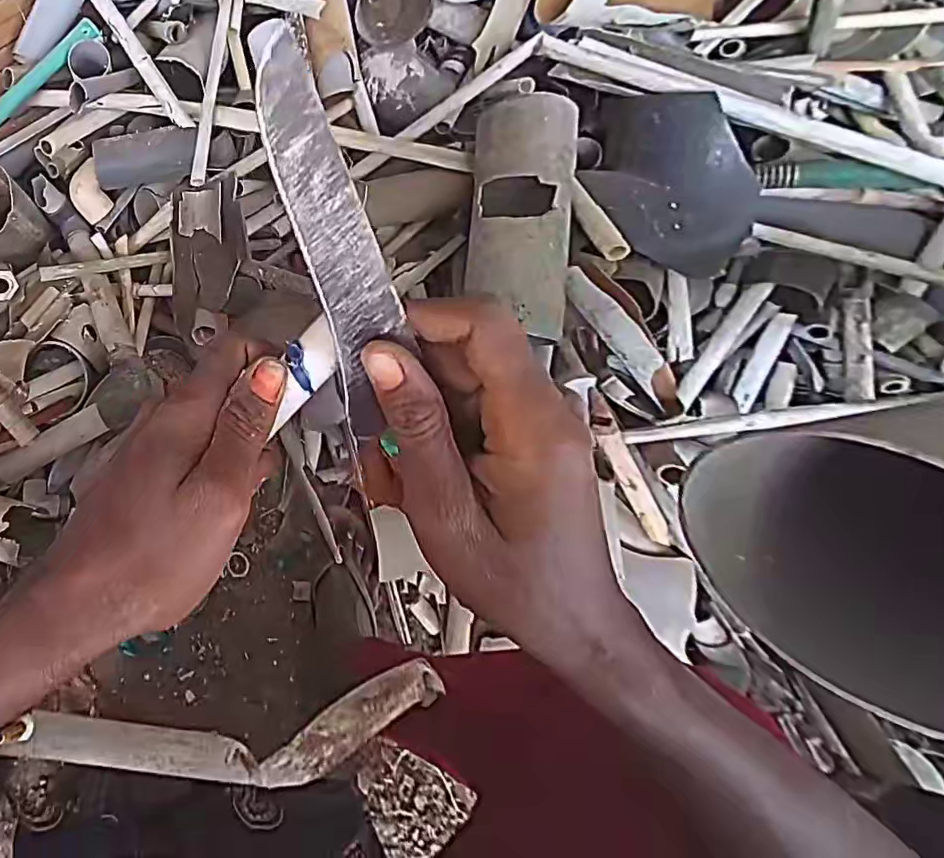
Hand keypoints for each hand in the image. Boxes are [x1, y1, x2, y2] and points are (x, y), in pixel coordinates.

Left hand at [51, 335, 284, 642]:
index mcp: (182, 412)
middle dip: (263, 411)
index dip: (276, 359)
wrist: (85, 598)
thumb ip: (245, 428)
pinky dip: (216, 467)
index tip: (305, 387)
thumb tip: (269, 372)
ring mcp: (149, 440)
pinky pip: (193, 449)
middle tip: (270, 463)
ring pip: (213, 421)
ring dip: (241, 446)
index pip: (234, 349)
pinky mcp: (145, 467)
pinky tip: (217, 505)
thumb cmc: (150, 559)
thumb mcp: (218, 494)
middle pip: (226, 384)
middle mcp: (160, 416)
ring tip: (243, 494)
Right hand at [358, 298, 642, 667]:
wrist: (571, 624)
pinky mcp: (521, 429)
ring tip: (394, 469)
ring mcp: (534, 417)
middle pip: (458, 352)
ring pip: (450, 378)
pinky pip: (460, 404)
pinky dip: (425, 430)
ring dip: (408, 414)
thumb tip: (383, 358)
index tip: (372, 346)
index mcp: (534, 424)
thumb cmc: (517, 583)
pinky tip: (415, 473)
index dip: (422, 319)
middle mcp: (543, 408)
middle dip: (402, 383)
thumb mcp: (445, 510)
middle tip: (372, 434)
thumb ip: (414, 427)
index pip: (483, 325)